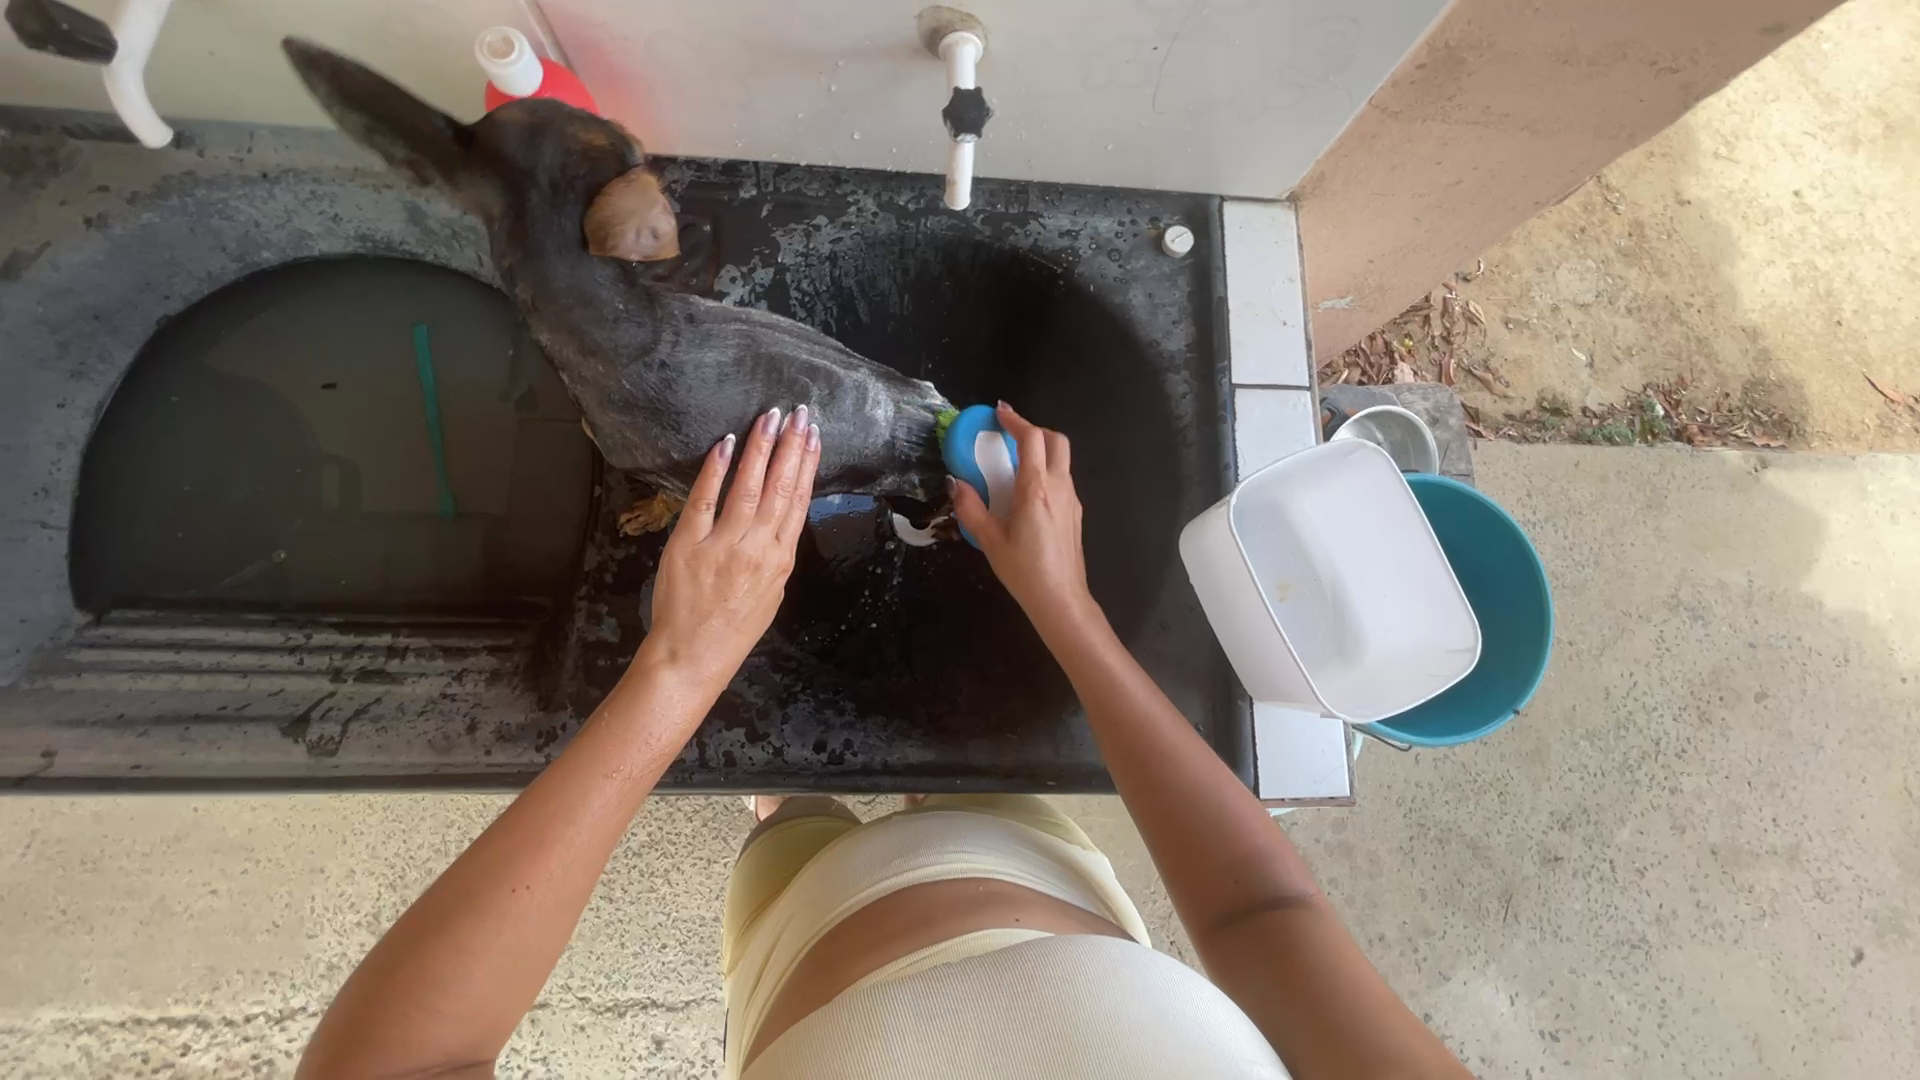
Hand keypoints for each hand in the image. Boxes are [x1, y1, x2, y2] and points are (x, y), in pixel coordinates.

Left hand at [641, 405, 820, 693]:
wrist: (693, 655)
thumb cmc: (735, 627)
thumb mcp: (773, 592)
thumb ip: (776, 552)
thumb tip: (780, 515)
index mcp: (781, 560)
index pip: (799, 501)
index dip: (808, 465)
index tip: (814, 436)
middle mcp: (757, 548)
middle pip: (779, 488)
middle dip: (791, 446)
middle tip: (799, 413)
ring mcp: (722, 544)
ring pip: (747, 487)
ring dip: (760, 449)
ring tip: (770, 419)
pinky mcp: (688, 544)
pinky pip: (704, 500)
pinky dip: (715, 470)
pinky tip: (725, 444)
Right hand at [950, 402, 1099, 639]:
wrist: (1061, 599)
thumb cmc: (1024, 570)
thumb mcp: (989, 540)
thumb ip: (971, 508)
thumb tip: (956, 484)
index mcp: (1036, 489)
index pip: (1031, 439)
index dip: (1016, 420)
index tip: (1000, 413)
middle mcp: (1059, 487)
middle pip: (1056, 441)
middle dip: (1034, 430)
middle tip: (1010, 436)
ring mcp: (1071, 500)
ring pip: (1062, 461)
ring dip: (1041, 452)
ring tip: (1014, 464)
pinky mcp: (1075, 514)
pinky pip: (1062, 481)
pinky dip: (1046, 472)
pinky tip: (1027, 493)